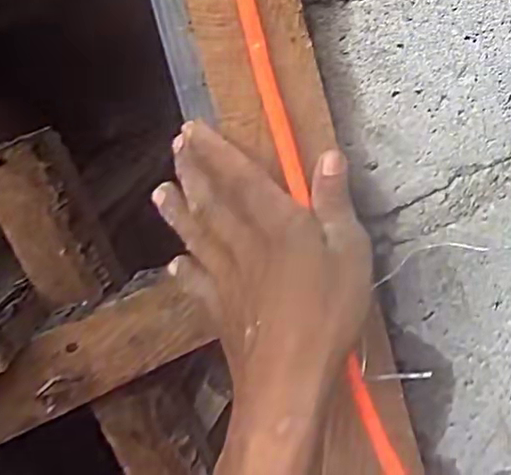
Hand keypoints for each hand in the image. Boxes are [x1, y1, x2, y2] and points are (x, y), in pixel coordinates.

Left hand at [152, 124, 371, 396]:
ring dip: (178, 212)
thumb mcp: (349, 249)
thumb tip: (329, 154)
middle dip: (193, 172)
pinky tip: (172, 264)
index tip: (193, 129)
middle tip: (175, 147)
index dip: (217, 152)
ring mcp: (229, 279)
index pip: (241, 179)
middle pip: (213, 203)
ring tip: (160, 190)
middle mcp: (246, 244)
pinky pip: (198, 283)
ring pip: (198, 236)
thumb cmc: (327, 310)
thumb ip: (335, 202)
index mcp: (278, 225)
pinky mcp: (222, 311)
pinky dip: (183, 270)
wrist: (288, 382)